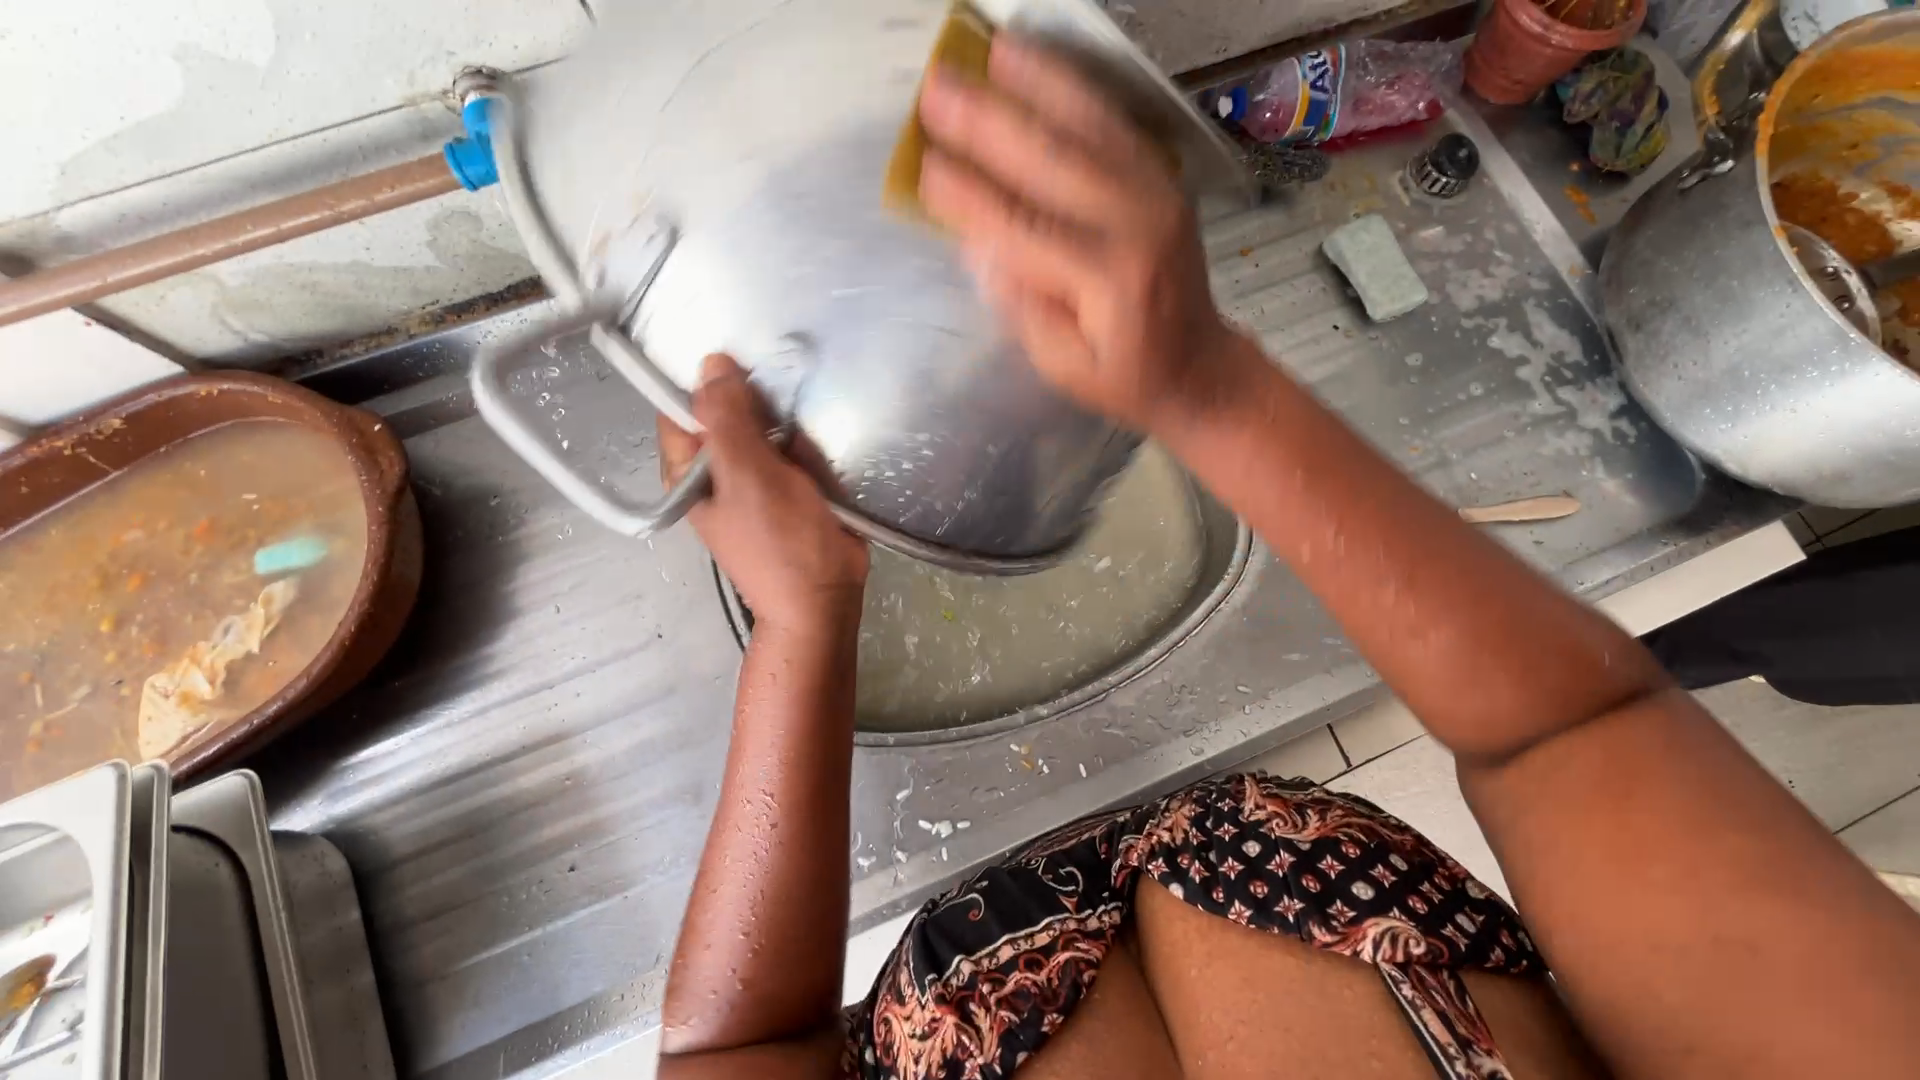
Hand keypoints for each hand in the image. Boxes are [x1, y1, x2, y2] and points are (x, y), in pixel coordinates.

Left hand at [658, 355, 868, 630]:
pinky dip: (807, 450)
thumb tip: (712, 362)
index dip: (710, 383)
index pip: (683, 406)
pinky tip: (818, 464)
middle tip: (784, 424)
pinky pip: (793, 451)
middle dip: (761, 408)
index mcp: (689, 471)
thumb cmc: (782, 543)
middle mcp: (716, 472)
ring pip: (767, 429)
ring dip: (789, 431)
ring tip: (805, 452)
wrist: (824, 599)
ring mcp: (754, 480)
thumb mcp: (750, 476)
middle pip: (729, 412)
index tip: (747, 370)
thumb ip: (728, 419)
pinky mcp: (788, 488)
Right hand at [916, 37, 1248, 434]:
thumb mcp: (1063, 365)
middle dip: (989, 124)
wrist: (1198, 365)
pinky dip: (1069, 88)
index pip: (1023, 229)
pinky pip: (1111, 122)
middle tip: (937, 92)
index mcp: (1108, 279)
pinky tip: (1034, 64)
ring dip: (1031, 85)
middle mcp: (1137, 223)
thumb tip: (981, 243)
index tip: (926, 168)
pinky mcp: (1161, 178)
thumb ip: (1024, 306)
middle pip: (1052, 161)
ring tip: (985, 53)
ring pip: (1086, 126)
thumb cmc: (1124, 378)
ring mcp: (1156, 192)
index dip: (971, 198)